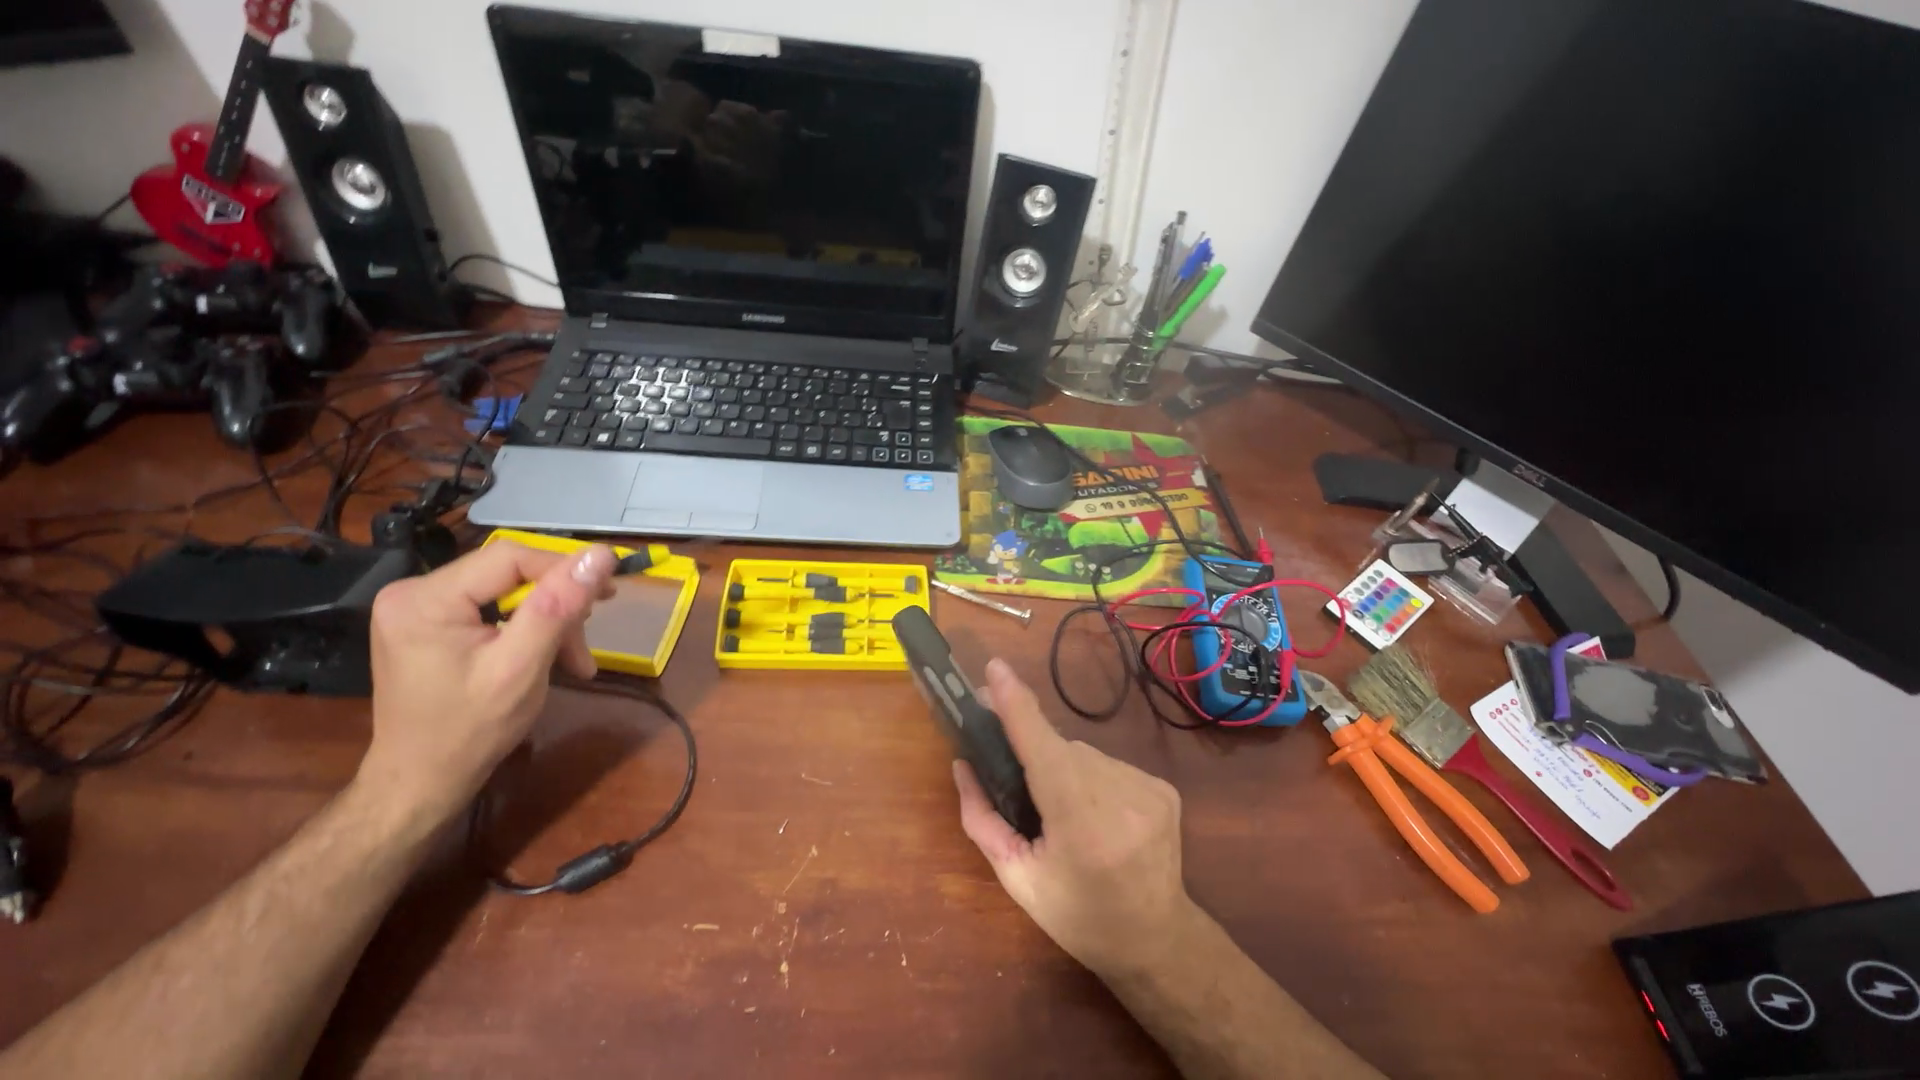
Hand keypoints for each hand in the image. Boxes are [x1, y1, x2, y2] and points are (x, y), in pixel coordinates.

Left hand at [356, 542, 616, 823]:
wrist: (420, 782)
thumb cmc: (469, 732)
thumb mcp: (521, 668)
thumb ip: (559, 606)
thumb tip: (602, 555)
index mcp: (425, 598)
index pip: (510, 557)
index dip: (564, 570)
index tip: (608, 593)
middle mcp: (413, 591)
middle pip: (508, 575)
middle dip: (557, 607)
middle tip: (587, 645)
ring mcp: (417, 607)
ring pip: (505, 592)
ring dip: (547, 622)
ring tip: (574, 662)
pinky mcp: (427, 624)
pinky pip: (490, 609)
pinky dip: (524, 629)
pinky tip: (546, 656)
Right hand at [953, 659, 1198, 977]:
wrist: (1155, 940)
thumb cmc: (1076, 915)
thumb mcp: (1018, 879)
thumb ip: (983, 819)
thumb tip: (963, 765)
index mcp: (1080, 824)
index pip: (1042, 749)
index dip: (1016, 706)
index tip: (994, 669)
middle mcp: (1120, 796)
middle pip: (1060, 750)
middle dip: (1037, 759)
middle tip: (1027, 795)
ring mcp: (1149, 789)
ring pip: (1085, 755)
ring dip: (1066, 772)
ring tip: (1069, 817)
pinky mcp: (1164, 789)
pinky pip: (1110, 765)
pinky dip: (1093, 781)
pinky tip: (1098, 817)